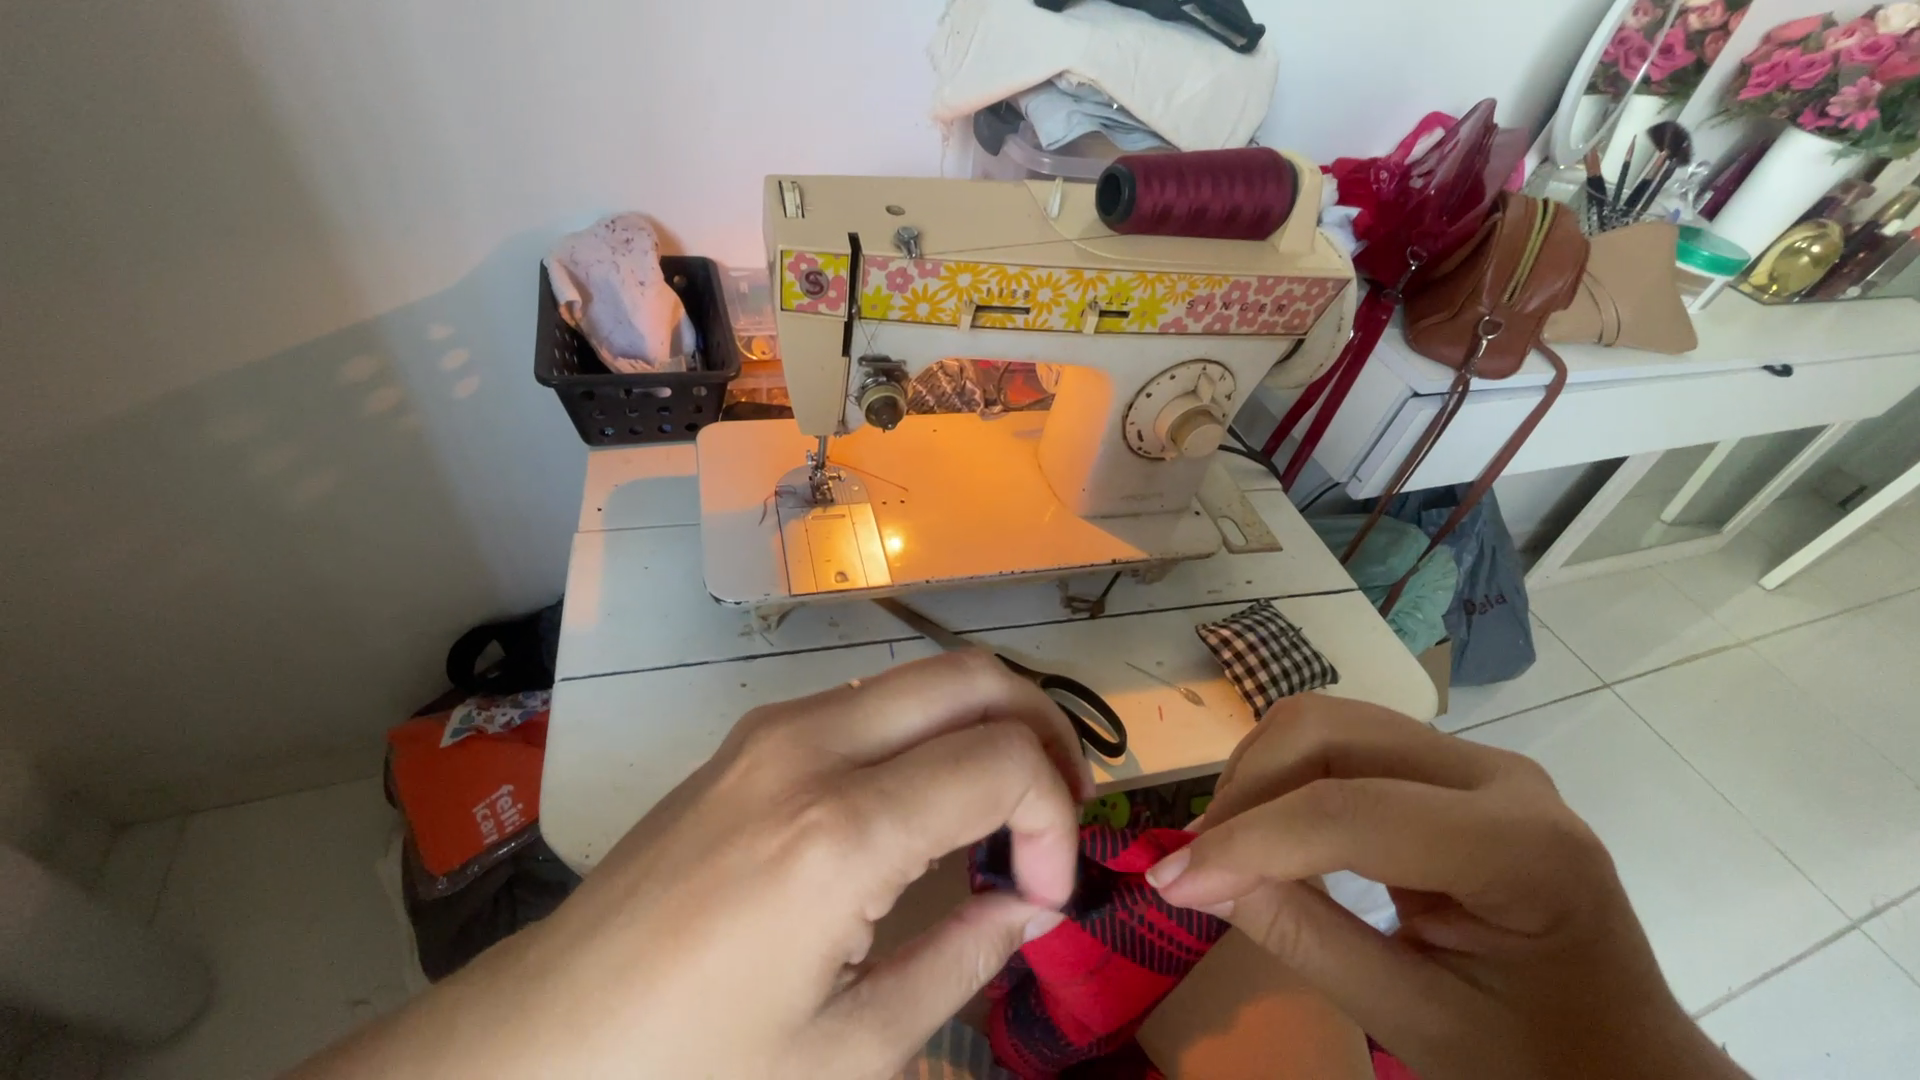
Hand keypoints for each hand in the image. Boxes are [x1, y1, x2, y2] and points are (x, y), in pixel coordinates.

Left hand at [293, 652, 1090, 1079]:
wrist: (539, 1040)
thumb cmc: (691, 1067)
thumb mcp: (847, 1050)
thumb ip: (962, 957)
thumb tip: (1034, 903)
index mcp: (841, 831)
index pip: (1003, 761)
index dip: (1055, 817)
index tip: (1044, 890)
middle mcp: (812, 745)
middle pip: (974, 677)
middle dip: (1043, 732)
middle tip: (1059, 811)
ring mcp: (776, 726)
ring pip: (925, 673)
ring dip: (988, 720)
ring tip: (1010, 800)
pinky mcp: (754, 732)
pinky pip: (875, 698)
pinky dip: (932, 726)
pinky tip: (931, 794)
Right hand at [1147, 694, 1746, 1079]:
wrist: (1625, 1062)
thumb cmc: (1538, 1062)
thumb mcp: (1416, 1021)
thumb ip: (1300, 937)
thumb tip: (1184, 878)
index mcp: (1522, 848)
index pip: (1350, 813)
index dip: (1248, 841)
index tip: (1169, 881)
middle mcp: (1498, 774)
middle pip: (1329, 731)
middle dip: (1246, 789)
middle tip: (1198, 862)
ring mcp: (1472, 761)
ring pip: (1325, 722)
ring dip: (1257, 776)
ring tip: (1225, 848)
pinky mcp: (1445, 768)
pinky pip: (1340, 744)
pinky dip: (1283, 778)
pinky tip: (1264, 831)